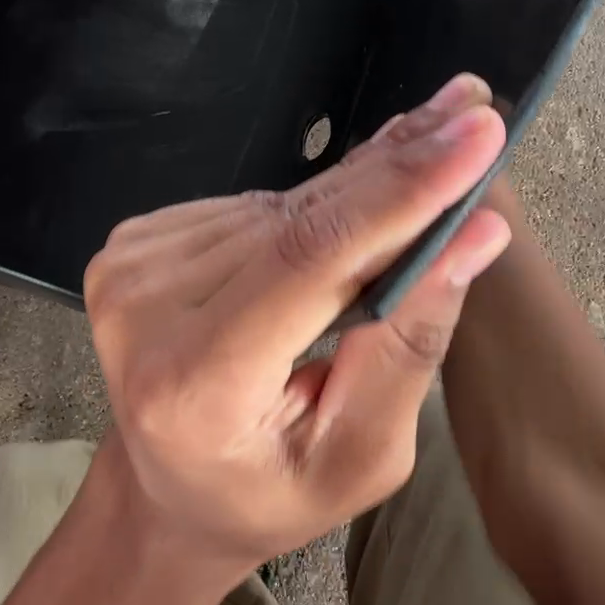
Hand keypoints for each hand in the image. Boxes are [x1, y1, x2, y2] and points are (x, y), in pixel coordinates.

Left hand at [83, 73, 510, 578]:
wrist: (162, 482)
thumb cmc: (267, 491)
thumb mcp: (359, 456)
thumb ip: (408, 345)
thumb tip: (472, 235)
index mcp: (194, 381)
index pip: (309, 260)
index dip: (397, 194)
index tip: (476, 134)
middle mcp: (143, 307)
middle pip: (297, 218)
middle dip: (397, 168)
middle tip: (472, 113)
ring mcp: (128, 265)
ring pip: (279, 209)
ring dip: (356, 192)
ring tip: (418, 175)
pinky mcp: (133, 242)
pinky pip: (248, 211)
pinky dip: (307, 213)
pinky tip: (338, 226)